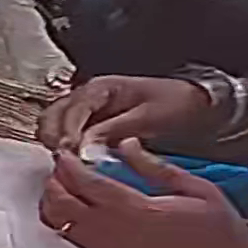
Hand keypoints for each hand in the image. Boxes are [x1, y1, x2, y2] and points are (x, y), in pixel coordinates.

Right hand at [38, 75, 214, 151]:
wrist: (196, 106)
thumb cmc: (176, 105)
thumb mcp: (149, 117)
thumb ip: (113, 130)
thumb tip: (83, 147)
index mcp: (100, 88)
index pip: (72, 110)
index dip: (68, 131)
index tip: (71, 151)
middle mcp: (84, 97)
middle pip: (51, 116)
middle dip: (53, 137)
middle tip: (64, 158)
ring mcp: (81, 110)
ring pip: (51, 125)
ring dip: (53, 142)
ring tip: (66, 159)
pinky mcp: (83, 124)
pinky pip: (61, 134)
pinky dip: (61, 145)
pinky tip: (72, 157)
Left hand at [40, 140, 247, 247]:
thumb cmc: (215, 229)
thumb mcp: (197, 189)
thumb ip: (156, 167)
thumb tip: (126, 143)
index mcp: (135, 209)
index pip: (86, 182)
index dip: (68, 165)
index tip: (63, 152)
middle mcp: (110, 227)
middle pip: (61, 200)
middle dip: (54, 179)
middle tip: (60, 165)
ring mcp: (101, 244)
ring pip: (56, 219)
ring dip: (50, 198)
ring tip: (59, 182)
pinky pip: (64, 234)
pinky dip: (55, 217)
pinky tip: (64, 205)